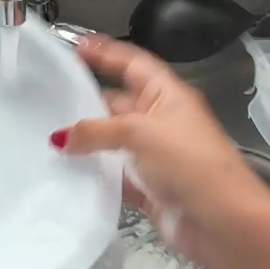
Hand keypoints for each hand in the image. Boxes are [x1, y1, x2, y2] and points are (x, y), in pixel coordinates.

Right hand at [55, 36, 269, 265]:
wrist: (223, 223)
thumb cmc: (191, 164)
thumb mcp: (141, 133)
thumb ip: (96, 131)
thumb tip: (61, 137)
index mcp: (167, 96)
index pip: (132, 64)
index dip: (106, 52)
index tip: (76, 45)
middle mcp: (160, 121)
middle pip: (117, 102)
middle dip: (86, 100)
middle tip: (48, 97)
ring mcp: (153, 155)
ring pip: (111, 140)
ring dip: (85, 140)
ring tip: (46, 135)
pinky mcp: (146, 186)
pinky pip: (112, 174)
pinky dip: (92, 174)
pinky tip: (64, 172)